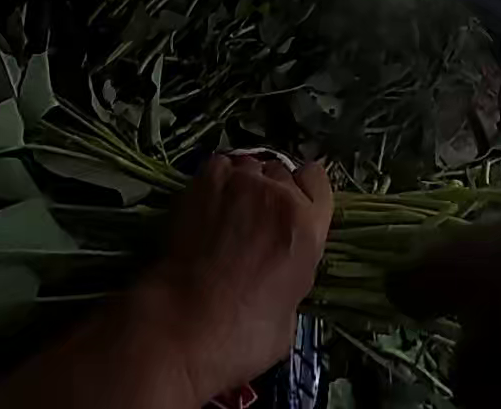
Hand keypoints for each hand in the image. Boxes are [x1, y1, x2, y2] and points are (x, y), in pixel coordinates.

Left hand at [132, 154, 332, 402]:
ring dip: (245, 184)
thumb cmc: (241, 336)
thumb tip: (282, 262)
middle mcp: (279, 193)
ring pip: (251, 166)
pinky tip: (208, 203)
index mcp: (307, 225)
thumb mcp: (291, 313)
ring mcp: (242, 181)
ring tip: (228, 212)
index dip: (304, 192)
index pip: (316, 178)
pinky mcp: (208, 178)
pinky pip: (221, 165)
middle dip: (272, 191)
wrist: (183, 325)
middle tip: (254, 221)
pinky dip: (218, 180)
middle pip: (282, 171)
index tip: (291, 209)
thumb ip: (294, 269)